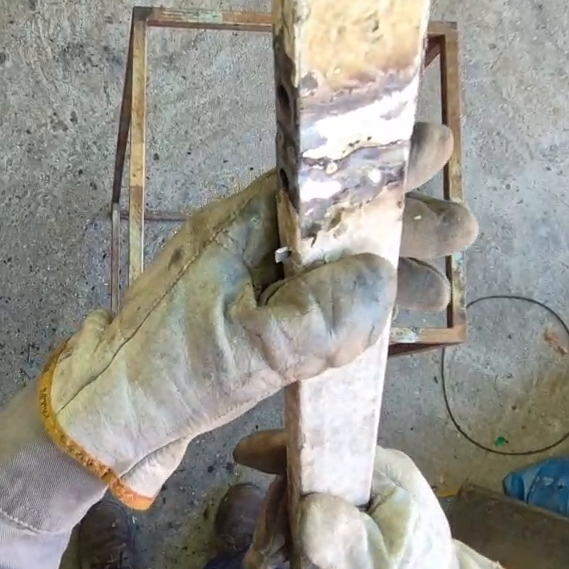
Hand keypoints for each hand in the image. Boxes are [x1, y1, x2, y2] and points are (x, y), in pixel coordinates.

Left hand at [42, 123, 477, 507]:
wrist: (106, 420)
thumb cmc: (168, 375)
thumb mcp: (249, 346)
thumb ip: (319, 315)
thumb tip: (380, 282)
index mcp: (241, 227)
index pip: (321, 179)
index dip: (379, 164)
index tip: (436, 148)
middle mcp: (244, 245)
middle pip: (334, 219)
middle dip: (399, 223)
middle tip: (462, 231)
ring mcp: (244, 284)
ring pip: (326, 263)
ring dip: (383, 272)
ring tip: (439, 292)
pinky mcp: (243, 323)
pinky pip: (308, 302)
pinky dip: (349, 307)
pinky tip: (383, 322)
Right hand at [234, 432, 518, 568]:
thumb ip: (344, 539)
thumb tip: (303, 509)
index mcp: (383, 471)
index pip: (324, 446)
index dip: (280, 449)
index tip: (242, 458)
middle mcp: (369, 475)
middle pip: (306, 473)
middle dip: (276, 508)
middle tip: (262, 552)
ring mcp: (361, 498)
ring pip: (302, 497)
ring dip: (277, 527)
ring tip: (261, 564)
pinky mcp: (353, 522)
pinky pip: (309, 516)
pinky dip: (289, 536)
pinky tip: (274, 561)